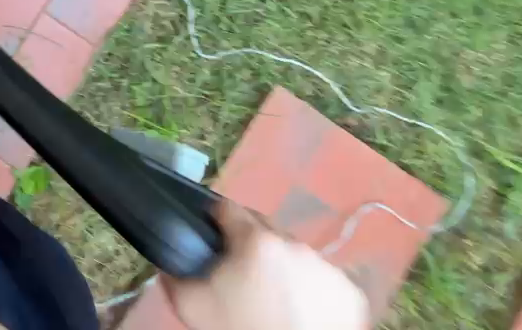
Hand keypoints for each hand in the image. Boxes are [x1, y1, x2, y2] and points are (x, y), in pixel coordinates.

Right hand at [163, 202, 368, 329]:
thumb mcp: (193, 308)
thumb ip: (175, 275)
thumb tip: (170, 259)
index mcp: (256, 240)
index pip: (227, 208)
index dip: (215, 222)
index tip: (212, 242)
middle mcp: (294, 243)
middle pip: (263, 228)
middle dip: (250, 244)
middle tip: (242, 278)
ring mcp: (327, 268)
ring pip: (294, 253)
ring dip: (281, 265)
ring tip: (274, 298)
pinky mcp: (351, 295)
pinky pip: (322, 278)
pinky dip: (310, 287)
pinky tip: (302, 312)